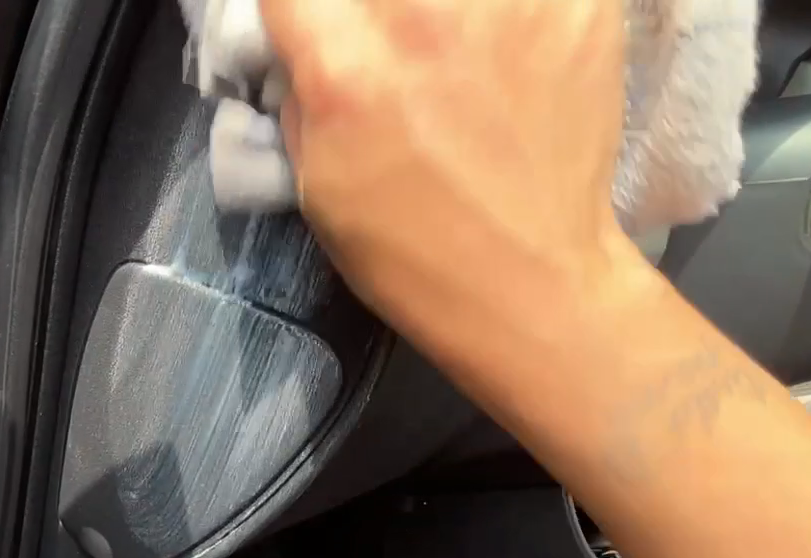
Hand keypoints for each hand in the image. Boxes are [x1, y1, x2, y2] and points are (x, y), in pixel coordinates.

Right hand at [261, 0, 638, 363]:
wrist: (523, 278)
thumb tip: (303, 47)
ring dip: (429, 9)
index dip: (287, 6)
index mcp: (346, 74)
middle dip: (358, 5)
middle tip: (373, 38)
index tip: (302, 24)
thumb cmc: (402, 250)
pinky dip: (502, 12)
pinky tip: (496, 46)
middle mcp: (425, 14)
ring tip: (440, 45)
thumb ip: (303, 98)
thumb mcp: (316, 187)